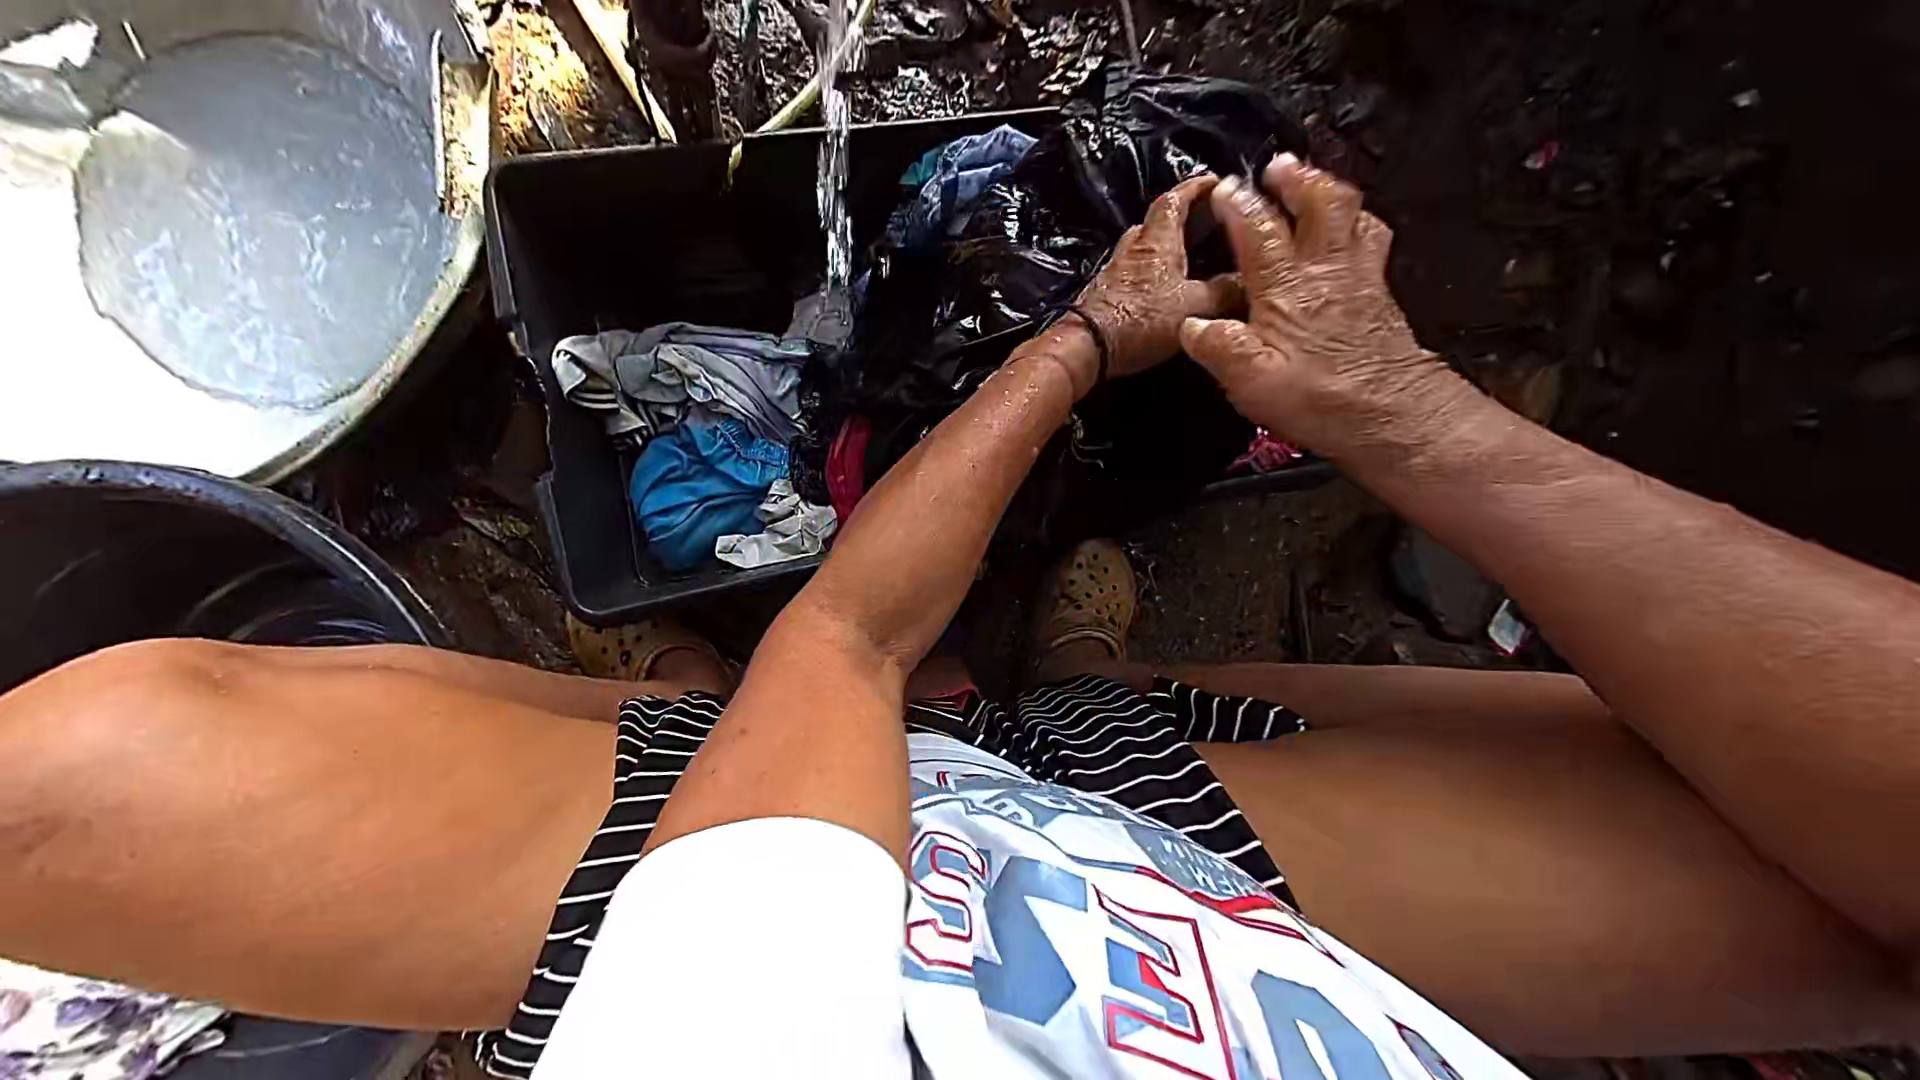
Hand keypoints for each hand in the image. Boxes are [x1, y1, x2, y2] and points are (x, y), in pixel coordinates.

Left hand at [1070, 175, 1242, 380]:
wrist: (1087, 347)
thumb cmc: (1140, 320)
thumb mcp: (1195, 306)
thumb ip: (1224, 291)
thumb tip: (1247, 283)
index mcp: (1157, 240)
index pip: (1175, 199)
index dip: (1197, 187)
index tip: (1217, 182)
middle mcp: (1133, 249)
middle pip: (1159, 222)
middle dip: (1185, 218)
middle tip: (1210, 223)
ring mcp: (1115, 272)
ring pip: (1145, 248)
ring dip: (1167, 247)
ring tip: (1192, 256)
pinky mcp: (1106, 295)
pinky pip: (1135, 273)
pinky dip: (1154, 272)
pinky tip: (1166, 288)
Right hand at [1178, 155, 1470, 460]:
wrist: (1386, 414)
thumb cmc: (1314, 396)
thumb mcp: (1248, 378)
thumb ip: (1215, 346)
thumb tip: (1191, 325)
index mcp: (1286, 286)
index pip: (1259, 230)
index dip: (1239, 205)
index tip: (1224, 188)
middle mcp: (1326, 271)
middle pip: (1321, 203)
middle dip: (1298, 179)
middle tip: (1279, 166)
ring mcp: (1359, 279)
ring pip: (1353, 216)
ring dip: (1332, 195)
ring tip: (1314, 188)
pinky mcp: (1377, 297)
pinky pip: (1370, 242)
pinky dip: (1356, 225)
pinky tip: (1347, 237)